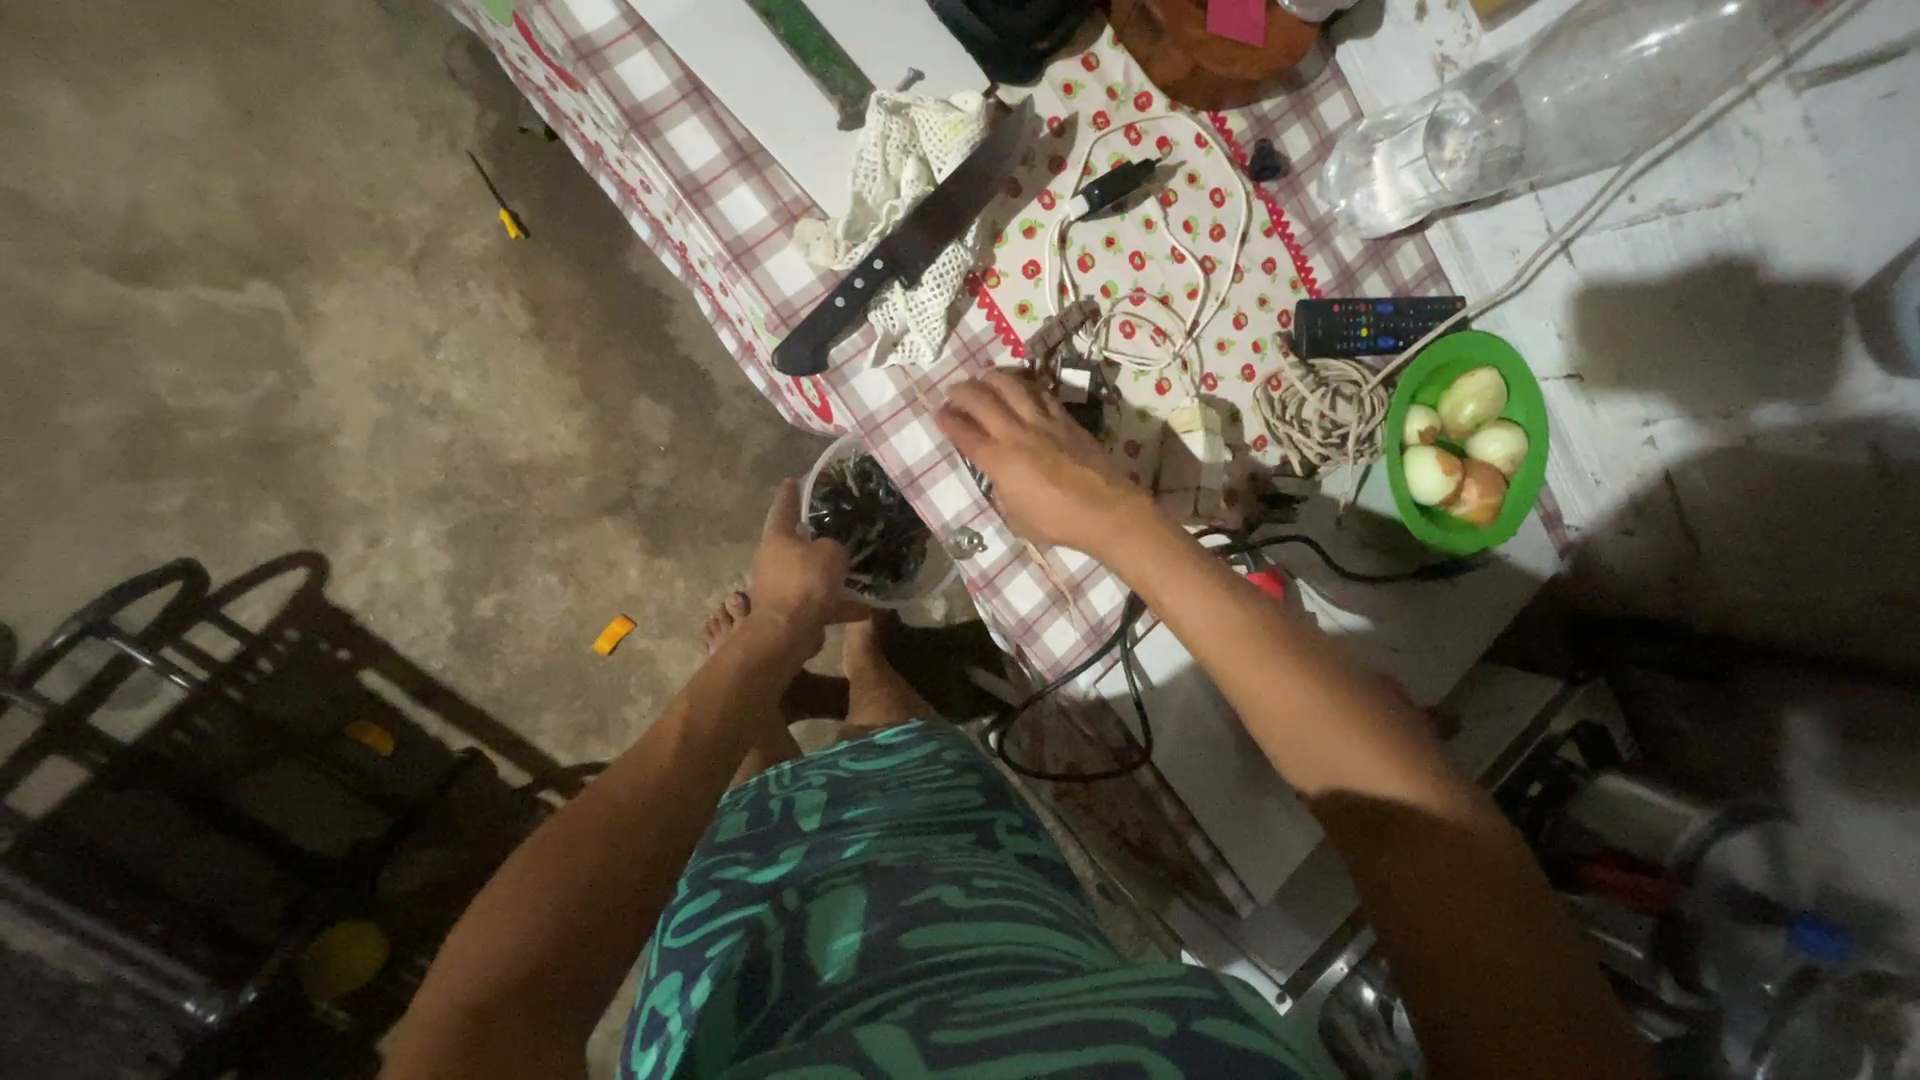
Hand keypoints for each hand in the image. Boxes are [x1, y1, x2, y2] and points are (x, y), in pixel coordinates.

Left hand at [747, 479, 863, 654]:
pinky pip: (821, 603)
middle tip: (835, 527)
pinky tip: (866, 609)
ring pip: (811, 575)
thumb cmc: (805, 582)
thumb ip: (833, 547)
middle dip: (815, 538)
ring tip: (857, 572)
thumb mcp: (830, 553)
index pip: (783, 506)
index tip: (793, 480)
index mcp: (777, 537)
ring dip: (831, 576)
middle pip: (796, 543)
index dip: (790, 492)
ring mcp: (782, 588)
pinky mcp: (793, 612)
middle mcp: (774, 560)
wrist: (787, 632)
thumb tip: (830, 552)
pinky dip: (840, 605)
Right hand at [935, 369, 1156, 557]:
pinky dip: (1026, 386)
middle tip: (953, 391)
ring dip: (992, 378)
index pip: (964, 434)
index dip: (947, 421)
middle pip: (982, 401)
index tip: (938, 413)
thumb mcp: (1015, 518)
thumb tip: (999, 478)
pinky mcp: (1066, 421)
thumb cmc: (1056, 522)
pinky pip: (1041, 394)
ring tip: (983, 376)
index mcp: (999, 461)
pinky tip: (1021, 386)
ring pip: (1012, 387)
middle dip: (962, 392)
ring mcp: (1043, 423)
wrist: (1104, 511)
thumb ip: (1001, 492)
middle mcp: (1016, 434)